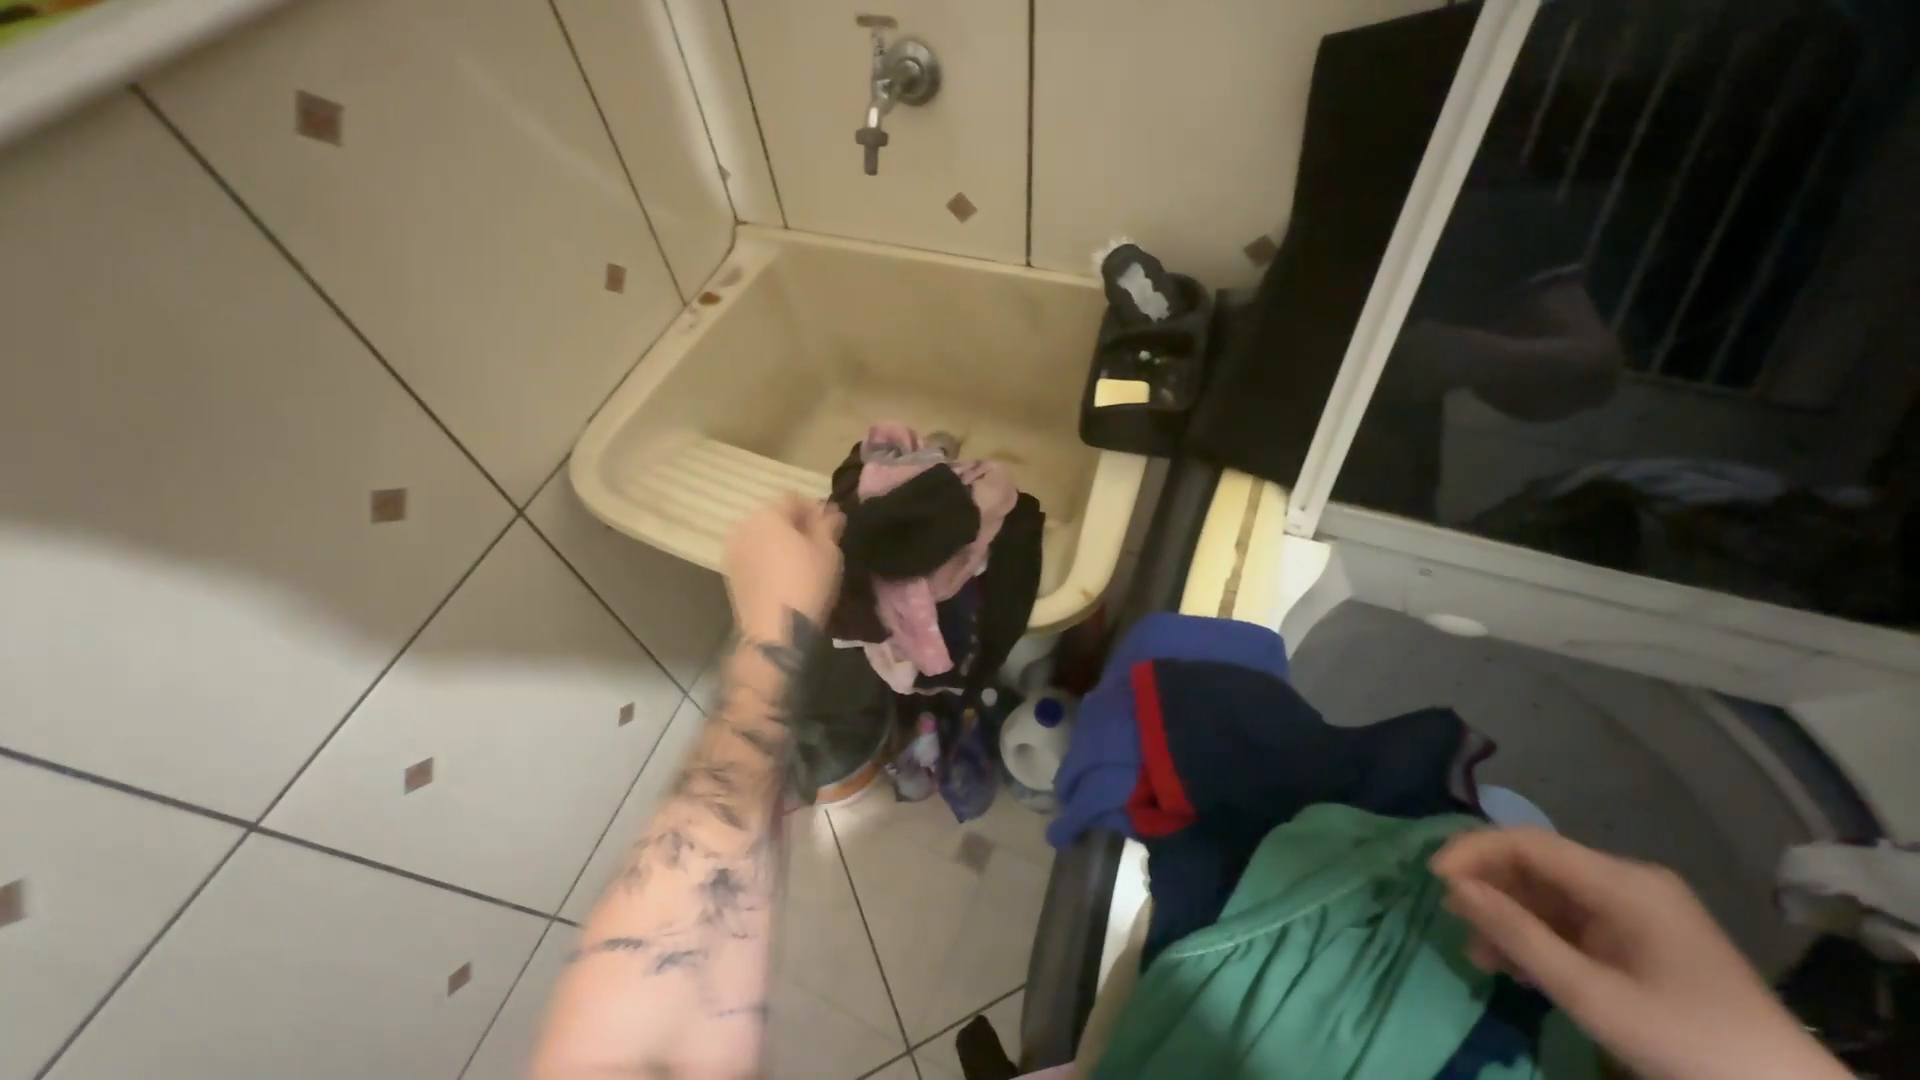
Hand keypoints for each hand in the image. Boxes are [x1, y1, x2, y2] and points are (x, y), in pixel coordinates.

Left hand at [723, 495, 842, 644]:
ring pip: (760, 536)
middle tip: (816, 545)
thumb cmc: (807, 584)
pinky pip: (751, 555)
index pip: (792, 498)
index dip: (813, 509)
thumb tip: (831, 512)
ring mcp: (732, 550)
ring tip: (798, 563)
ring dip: (778, 542)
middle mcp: (743, 526)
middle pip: (773, 516)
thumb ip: (828, 525)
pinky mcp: (728, 573)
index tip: (829, 528)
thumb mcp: (828, 551)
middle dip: (794, 525)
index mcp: (767, 514)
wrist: (774, 630)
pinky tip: (781, 576)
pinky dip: (765, 558)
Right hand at [1430, 828, 1846, 1079]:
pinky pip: (1573, 922)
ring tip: (1481, 956)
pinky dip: (1539, 938)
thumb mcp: (1591, 993)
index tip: (1433, 879)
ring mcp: (1638, 911)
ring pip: (1550, 896)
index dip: (1474, 852)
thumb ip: (1519, 935)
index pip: (1528, 843)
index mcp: (1623, 883)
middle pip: (1538, 867)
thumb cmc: (1686, 1041)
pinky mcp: (1641, 939)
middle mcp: (1628, 883)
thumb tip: (1455, 888)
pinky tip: (1517, 966)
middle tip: (1456, 925)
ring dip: (1511, 920)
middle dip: (1490, 891)